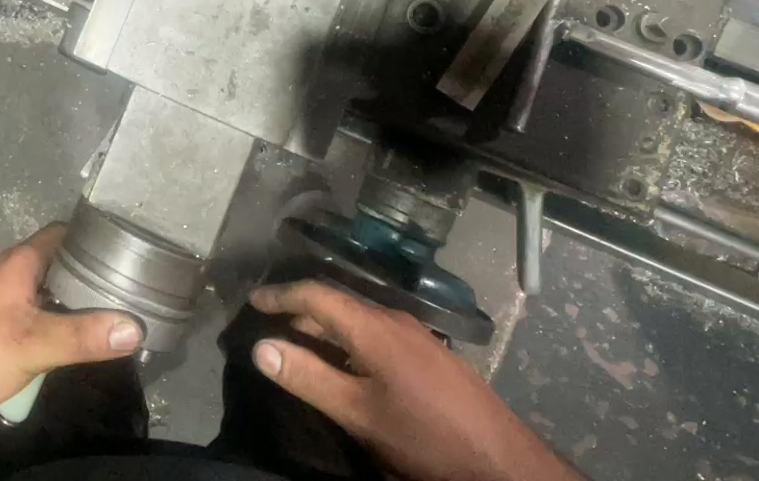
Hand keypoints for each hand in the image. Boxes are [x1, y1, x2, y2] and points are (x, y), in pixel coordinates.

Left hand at [0, 223, 142, 425]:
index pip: (65, 232)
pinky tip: (74, 336)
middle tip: (129, 287)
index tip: (128, 252)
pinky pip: (36, 306)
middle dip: (90, 271)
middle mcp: (11, 269)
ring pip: (47, 285)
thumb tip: (135, 328)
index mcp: (20, 261)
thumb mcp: (34, 344)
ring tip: (111, 311)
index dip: (95, 238)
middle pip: (59, 259)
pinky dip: (56, 314)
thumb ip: (83, 336)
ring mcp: (1, 294)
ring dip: (73, 296)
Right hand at [250, 280, 581, 480]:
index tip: (252, 301)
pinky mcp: (430, 354)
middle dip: (299, 307)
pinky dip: (348, 335)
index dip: (280, 295)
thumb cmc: (426, 437)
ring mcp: (417, 334)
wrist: (506, 465)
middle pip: (336, 301)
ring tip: (300, 340)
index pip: (315, 294)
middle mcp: (394, 319)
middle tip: (270, 322)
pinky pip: (376, 330)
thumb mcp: (359, 414)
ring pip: (358, 316)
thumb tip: (259, 347)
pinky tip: (346, 360)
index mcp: (373, 326)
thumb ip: (308, 378)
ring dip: (325, 323)